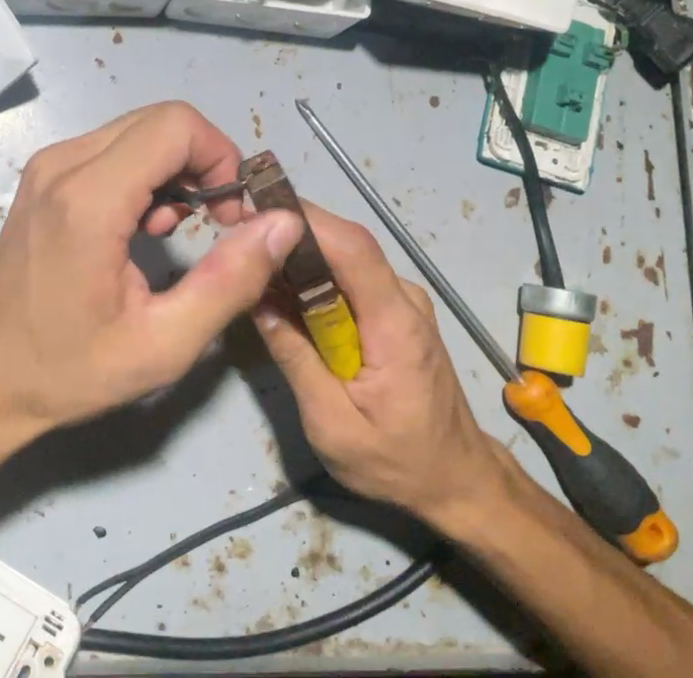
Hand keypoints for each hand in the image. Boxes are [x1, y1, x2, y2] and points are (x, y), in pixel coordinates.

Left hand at [0, 102, 303, 442]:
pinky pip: (109, 151)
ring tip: (179, 232)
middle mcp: (62, 166)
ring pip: (135, 133)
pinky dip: (143, 176)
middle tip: (219, 223)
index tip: (233, 214)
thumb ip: (230, 280)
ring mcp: (45, 169)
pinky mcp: (41, 181)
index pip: (176, 125)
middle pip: (158, 122)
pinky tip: (144, 230)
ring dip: (174, 171)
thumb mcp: (162, 344)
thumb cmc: (66, 371)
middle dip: (203, 162)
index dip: (221, 156)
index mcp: (89, 199)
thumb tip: (283, 223)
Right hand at [253, 203, 506, 529]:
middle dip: (290, 234)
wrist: (457, 480)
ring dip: (298, 255)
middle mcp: (404, 299)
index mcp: (394, 323)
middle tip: (235, 238)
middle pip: (346, 245)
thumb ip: (296, 359)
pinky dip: (313, 278)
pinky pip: (350, 280)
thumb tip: (257, 303)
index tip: (253, 212)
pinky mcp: (394, 313)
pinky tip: (280, 290)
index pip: (352, 248)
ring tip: (249, 262)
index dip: (305, 221)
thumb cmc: (397, 461)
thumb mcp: (333, 424)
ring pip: (345, 259)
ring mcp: (402, 303)